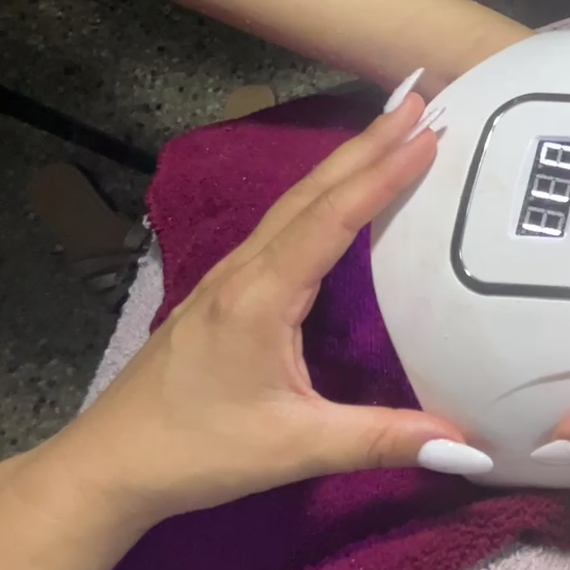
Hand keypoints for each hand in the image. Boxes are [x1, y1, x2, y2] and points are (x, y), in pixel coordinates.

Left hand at [29, 94, 467, 527]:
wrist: (100, 470)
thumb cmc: (196, 452)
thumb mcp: (295, 448)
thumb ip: (383, 439)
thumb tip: (469, 443)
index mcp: (262, 296)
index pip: (331, 219)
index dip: (382, 174)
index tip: (427, 134)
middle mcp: (248, 269)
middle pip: (315, 190)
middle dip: (370, 140)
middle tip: (419, 98)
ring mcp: (237, 272)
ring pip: (301, 197)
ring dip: (351, 155)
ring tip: (396, 122)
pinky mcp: (237, 283)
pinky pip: (293, 216)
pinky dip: (332, 184)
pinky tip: (352, 180)